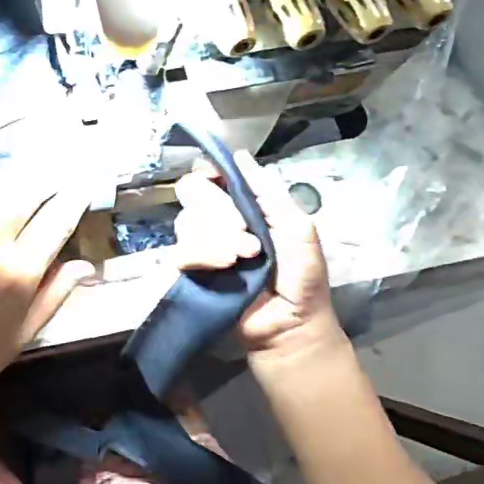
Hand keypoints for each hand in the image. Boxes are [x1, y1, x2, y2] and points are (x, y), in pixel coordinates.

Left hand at [0, 173, 93, 438]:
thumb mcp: (25, 332)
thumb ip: (58, 290)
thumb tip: (87, 262)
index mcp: (16, 270)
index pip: (59, 214)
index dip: (76, 200)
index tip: (81, 196)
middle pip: (29, 186)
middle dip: (46, 189)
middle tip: (50, 200)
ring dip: (11, 188)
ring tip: (15, 205)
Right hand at [172, 153, 342, 366]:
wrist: (290, 327)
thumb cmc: (302, 279)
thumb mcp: (298, 229)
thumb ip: (270, 194)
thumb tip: (240, 156)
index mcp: (244, 207)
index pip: (213, 177)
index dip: (208, 172)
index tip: (212, 175)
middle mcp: (217, 222)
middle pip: (194, 193)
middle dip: (219, 210)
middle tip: (247, 236)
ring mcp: (202, 247)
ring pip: (187, 222)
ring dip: (217, 237)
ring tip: (243, 259)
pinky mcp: (190, 272)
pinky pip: (181, 252)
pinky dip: (203, 256)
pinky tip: (224, 267)